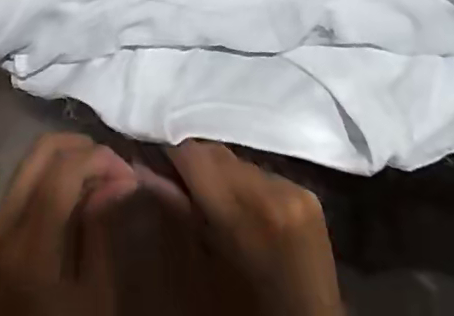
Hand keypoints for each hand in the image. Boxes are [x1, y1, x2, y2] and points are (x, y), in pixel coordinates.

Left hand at [0, 133, 139, 315]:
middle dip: (82, 147)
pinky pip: (19, 187)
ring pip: (27, 164)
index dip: (101, 158)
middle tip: (115, 166)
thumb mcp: (95, 295)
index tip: (130, 173)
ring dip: (66, 159)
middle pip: (39, 153)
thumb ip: (100, 228)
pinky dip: (50, 177)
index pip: (63, 172)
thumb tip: (119, 178)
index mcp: (27, 250)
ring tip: (100, 177)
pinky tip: (75, 193)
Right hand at [167, 140, 343, 315]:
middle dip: (195, 164)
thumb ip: (177, 213)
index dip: (172, 155)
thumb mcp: (202, 269)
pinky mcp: (310, 193)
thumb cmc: (243, 309)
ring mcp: (295, 189)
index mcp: (241, 213)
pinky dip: (249, 185)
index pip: (195, 154)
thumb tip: (143, 170)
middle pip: (219, 153)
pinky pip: (266, 174)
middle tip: (180, 188)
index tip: (157, 164)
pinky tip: (247, 212)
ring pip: (241, 161)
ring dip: (224, 175)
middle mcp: (272, 190)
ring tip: (216, 205)